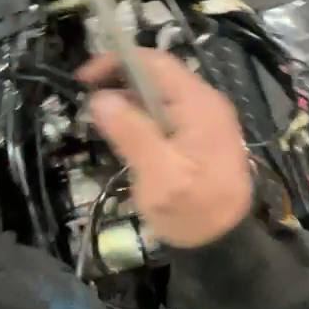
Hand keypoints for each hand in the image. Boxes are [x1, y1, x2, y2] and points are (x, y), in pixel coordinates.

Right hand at [80, 50, 255, 248]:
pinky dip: (139, 114)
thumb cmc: (193, 213)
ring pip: (157, 92)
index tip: (84, 78)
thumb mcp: (160, 177)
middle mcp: (204, 103)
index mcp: (199, 105)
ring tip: (101, 120)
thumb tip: (100, 99)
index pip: (155, 63)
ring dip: (126, 99)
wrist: (225, 247)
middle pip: (155, 74)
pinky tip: (123, 134)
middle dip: (118, 80)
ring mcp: (203, 118)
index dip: (117, 62)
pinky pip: (163, 111)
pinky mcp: (197, 133)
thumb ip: (132, 134)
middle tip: (88, 101)